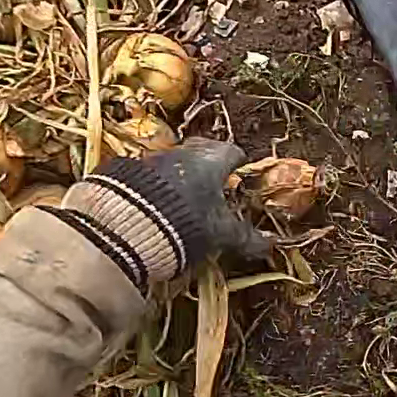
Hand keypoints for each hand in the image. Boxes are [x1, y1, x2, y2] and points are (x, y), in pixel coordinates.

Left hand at [124, 139, 271, 262]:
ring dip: (182, 176)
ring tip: (186, 199)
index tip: (241, 174)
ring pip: (175, 162)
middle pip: (203, 151)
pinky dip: (158, 186)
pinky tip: (157, 204)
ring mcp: (153, 158)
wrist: (126, 225)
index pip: (233, 153)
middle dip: (210, 165)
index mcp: (213, 160)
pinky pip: (150, 174)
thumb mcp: (222, 234)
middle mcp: (184, 151)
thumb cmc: (188, 222)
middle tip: (215, 185)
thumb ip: (247, 238)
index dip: (239, 165)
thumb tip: (270, 245)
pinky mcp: (126, 170)